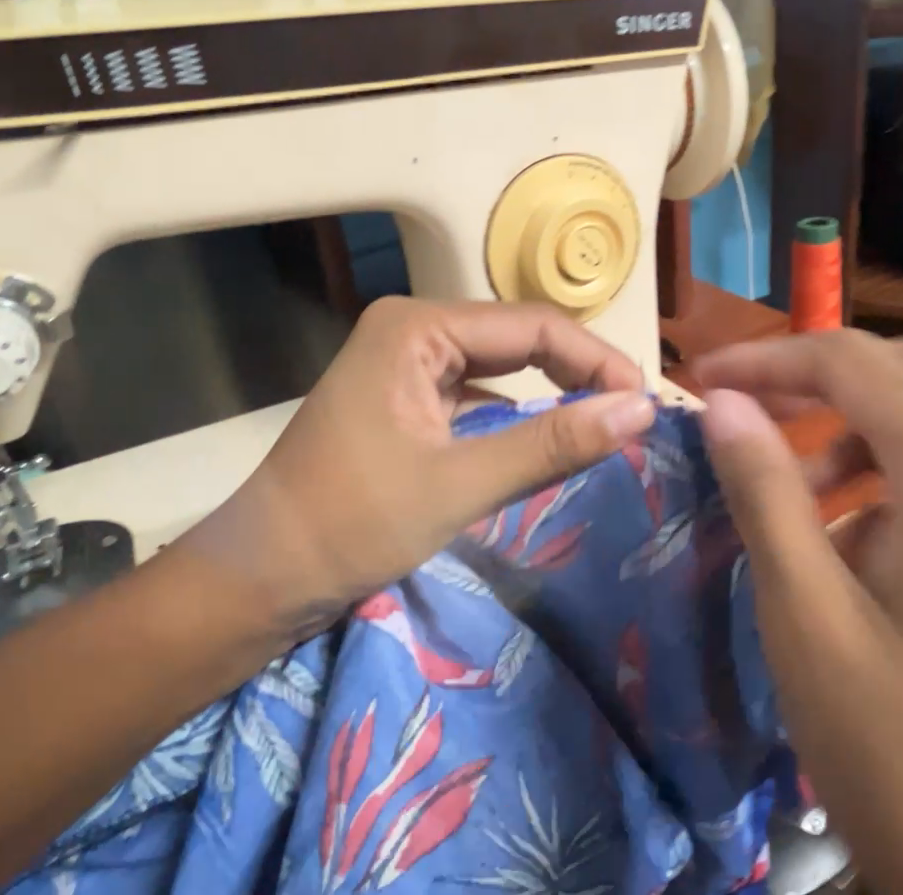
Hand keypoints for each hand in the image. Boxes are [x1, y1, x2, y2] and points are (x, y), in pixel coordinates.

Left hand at [182, 297, 656, 639]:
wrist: (258, 577)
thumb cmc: (351, 523)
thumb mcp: (460, 485)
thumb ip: (552, 444)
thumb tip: (641, 410)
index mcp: (417, 327)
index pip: (533, 325)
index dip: (596, 359)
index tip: (644, 404)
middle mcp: (411, 329)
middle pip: (518, 339)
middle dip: (578, 373)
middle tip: (631, 416)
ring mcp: (403, 364)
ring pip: (500, 367)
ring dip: (551, 393)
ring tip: (603, 425)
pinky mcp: (403, 400)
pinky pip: (476, 395)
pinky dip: (516, 416)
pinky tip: (548, 438)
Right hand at [693, 330, 902, 894]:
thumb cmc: (898, 750)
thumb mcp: (807, 617)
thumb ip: (766, 494)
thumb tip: (726, 404)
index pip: (860, 366)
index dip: (772, 359)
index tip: (700, 380)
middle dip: (832, 373)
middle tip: (757, 407)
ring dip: (864, 426)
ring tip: (793, 483)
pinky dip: (893, 478)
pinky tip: (842, 541)